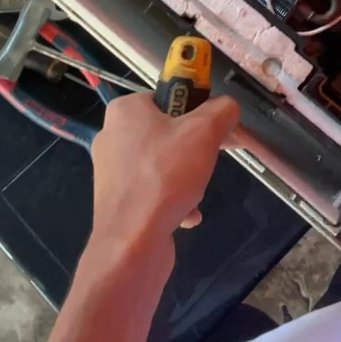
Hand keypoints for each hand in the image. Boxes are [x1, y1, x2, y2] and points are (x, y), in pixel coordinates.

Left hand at [87, 94, 239, 261]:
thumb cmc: (165, 176)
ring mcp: (112, 171)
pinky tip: (186, 214)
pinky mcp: (117, 201)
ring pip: (163, 163)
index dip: (197, 110)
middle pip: (169, 131)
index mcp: (126, 110)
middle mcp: (113, 136)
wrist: (131, 244)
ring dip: (186, 176)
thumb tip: (228, 108)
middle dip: (195, 148)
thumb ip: (222, 111)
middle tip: (212, 159)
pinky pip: (153, 190)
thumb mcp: (204, 132)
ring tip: (195, 191)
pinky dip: (173, 199)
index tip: (217, 128)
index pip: (169, 97)